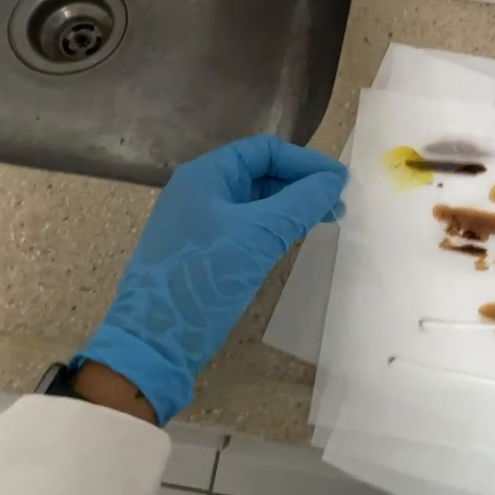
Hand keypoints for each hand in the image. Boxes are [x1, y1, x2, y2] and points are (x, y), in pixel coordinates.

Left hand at [80, 135, 347, 423]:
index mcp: (207, 174)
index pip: (265, 151)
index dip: (306, 162)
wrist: (154, 343)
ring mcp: (201, 221)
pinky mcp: (206, 250)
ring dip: (292, 206)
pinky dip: (276, 226)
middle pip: (261, 172)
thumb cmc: (205, 277)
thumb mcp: (259, 235)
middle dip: (302, 184)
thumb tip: (335, 179)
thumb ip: (300, 202)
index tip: (340, 182)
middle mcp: (202, 190)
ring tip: (326, 220)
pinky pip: (248, 226)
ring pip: (257, 201)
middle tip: (338, 205)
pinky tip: (296, 237)